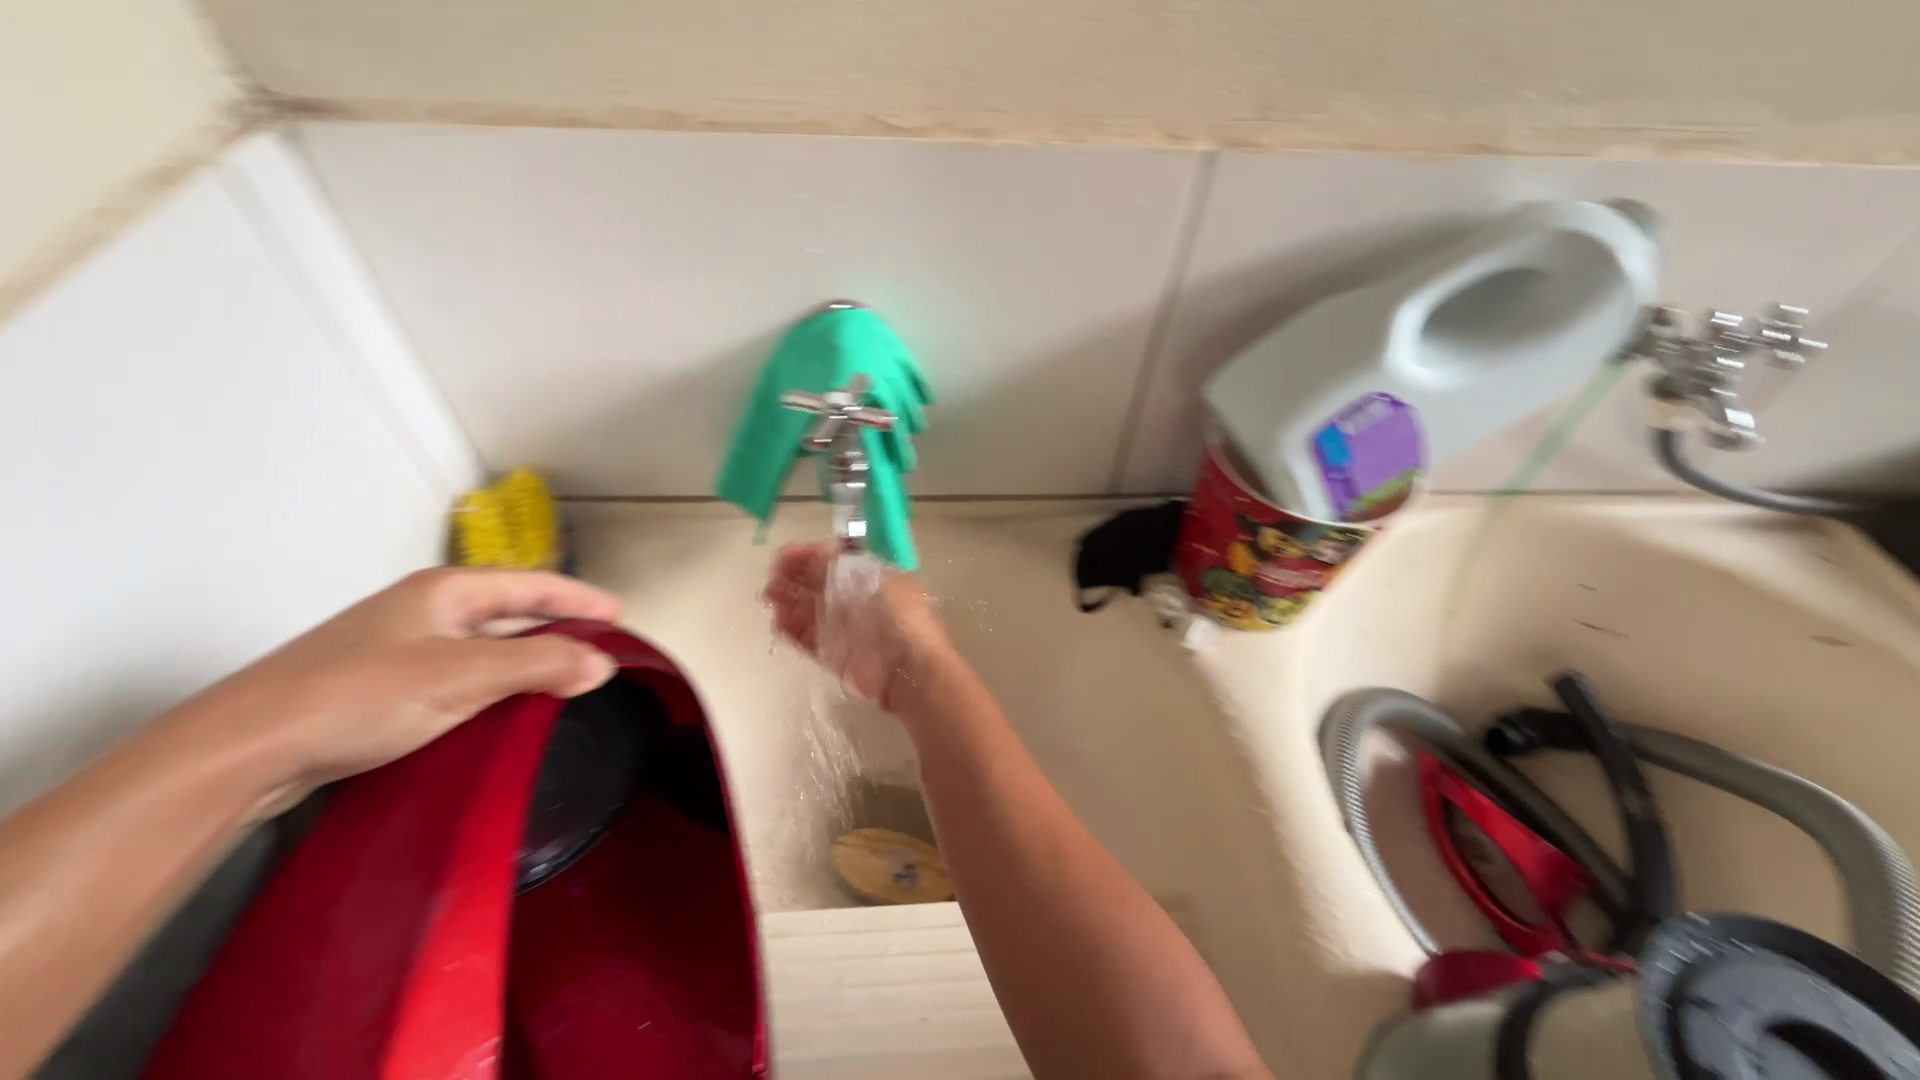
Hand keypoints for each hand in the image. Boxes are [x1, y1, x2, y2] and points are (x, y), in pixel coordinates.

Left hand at [175, 568, 622, 809]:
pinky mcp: (381, 686)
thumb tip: (604, 665)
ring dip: (525, 660)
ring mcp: (398, 647)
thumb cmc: (362, 696)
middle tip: (598, 651)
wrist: (249, 747)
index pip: (532, 585)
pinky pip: (459, 674)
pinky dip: (493, 685)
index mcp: (445, 592)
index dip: (579, 598)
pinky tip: (503, 711)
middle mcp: (424, 610)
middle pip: (508, 611)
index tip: (620, 616)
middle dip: (556, 627)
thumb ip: (540, 666)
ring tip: (563, 681)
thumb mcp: (462, 676)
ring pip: (482, 645)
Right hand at [762, 543, 950, 710]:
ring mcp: (844, 628)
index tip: (786, 556)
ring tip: (770, 595)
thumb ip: (839, 565)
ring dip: (788, 601)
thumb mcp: (870, 578)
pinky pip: (807, 638)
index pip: (834, 562)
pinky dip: (791, 629)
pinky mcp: (834, 655)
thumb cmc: (897, 615)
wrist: (909, 668)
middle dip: (794, 578)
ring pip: (808, 611)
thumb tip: (815, 553)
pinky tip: (777, 620)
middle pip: (818, 585)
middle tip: (773, 575)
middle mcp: (856, 601)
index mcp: (870, 577)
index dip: (808, 557)